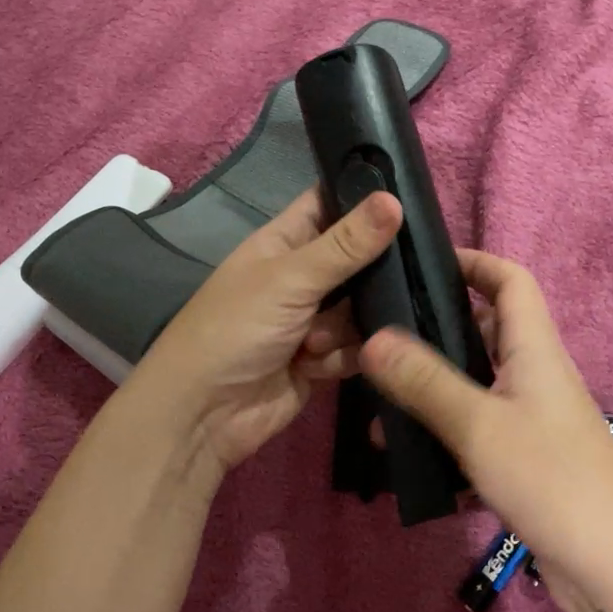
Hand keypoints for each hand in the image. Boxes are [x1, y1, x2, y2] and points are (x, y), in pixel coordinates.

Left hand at [131, 189, 401, 470]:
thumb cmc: (235, 329)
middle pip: (360, 258)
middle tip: (381, 282)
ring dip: (347, 325)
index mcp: (285, 241)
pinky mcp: (324, 357)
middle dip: (372, 273)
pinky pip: (358, 345)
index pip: (331, 202)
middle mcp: (304, 275)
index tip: (408, 197)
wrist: (204, 415)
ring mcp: (315, 317)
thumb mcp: (291, 278)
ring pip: (363, 306)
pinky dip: (342, 356)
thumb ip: (347, 244)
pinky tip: (316, 367)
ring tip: (315, 342)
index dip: (364, 196)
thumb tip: (395, 199)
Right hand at [355, 251, 612, 611]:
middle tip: (382, 347)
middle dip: (436, 336)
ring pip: (477, 390)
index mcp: (535, 348)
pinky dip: (449, 444)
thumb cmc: (550, 479)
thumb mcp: (479, 426)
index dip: (474, 261)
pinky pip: (481, 437)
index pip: (511, 280)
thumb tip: (374, 336)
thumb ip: (425, 382)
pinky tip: (412, 468)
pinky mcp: (530, 462)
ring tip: (382, 417)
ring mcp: (536, 421)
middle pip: (486, 334)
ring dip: (434, 399)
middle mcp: (537, 375)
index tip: (424, 264)